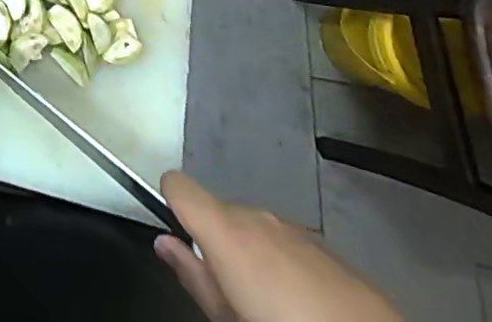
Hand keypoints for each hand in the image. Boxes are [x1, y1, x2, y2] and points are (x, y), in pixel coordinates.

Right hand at [154, 171, 401, 321]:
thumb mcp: (227, 317)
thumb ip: (193, 277)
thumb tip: (165, 244)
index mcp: (225, 230)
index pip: (178, 184)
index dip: (170, 202)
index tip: (178, 234)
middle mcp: (257, 217)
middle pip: (217, 211)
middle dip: (215, 241)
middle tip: (228, 290)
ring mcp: (295, 229)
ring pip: (253, 228)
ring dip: (251, 253)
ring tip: (269, 303)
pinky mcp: (326, 247)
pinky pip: (286, 243)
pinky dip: (283, 263)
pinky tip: (302, 305)